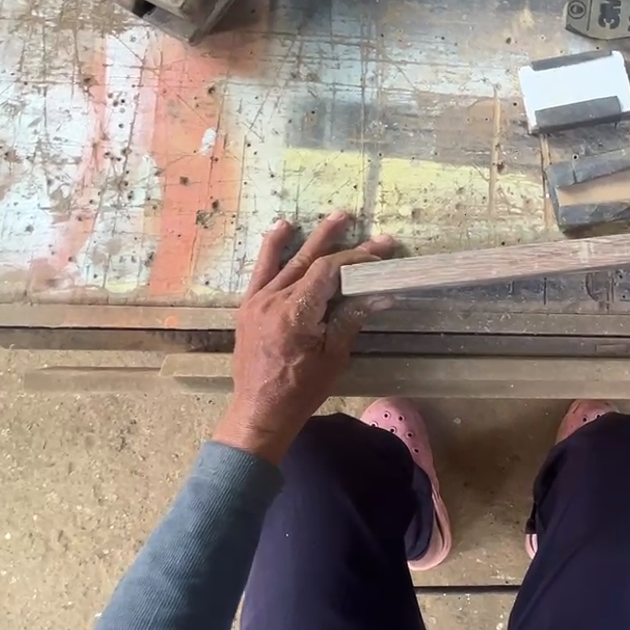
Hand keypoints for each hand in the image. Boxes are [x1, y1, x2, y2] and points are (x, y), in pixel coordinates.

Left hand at [212, 212, 395, 463]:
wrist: (259, 412)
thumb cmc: (302, 389)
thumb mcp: (334, 356)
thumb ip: (352, 318)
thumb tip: (380, 293)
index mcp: (296, 314)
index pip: (329, 271)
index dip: (355, 259)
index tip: (379, 257)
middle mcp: (273, 301)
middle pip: (312, 261)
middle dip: (340, 241)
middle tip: (364, 224)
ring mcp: (257, 302)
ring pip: (288, 260)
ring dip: (313, 237)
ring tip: (335, 218)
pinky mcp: (249, 307)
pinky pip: (262, 270)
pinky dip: (273, 248)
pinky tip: (283, 228)